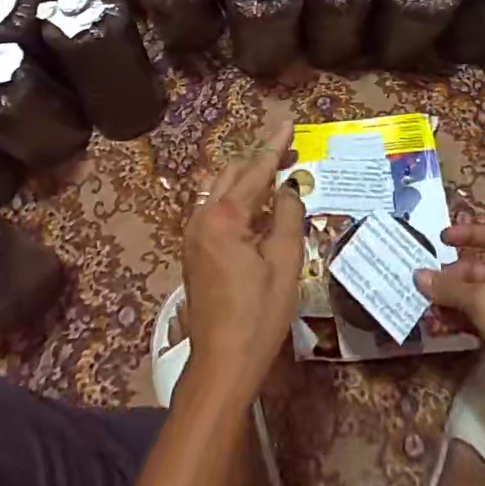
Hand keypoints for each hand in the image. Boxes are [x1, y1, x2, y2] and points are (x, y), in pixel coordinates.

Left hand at [181, 121, 303, 389]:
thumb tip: (287, 188)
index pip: (255, 171)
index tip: (288, 123)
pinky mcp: (194, 251)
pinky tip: (259, 208)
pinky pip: (216, 210)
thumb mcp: (286, 260)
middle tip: (290, 152)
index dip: (274, 146)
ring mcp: (194, 235)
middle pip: (231, 173)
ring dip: (248, 179)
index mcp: (225, 217)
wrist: (222, 362)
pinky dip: (238, 199)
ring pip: (220, 190)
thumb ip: (287, 214)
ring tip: (278, 175)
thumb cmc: (260, 312)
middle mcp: (202, 218)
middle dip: (260, 159)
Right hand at [414, 224, 484, 392]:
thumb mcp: (481, 301)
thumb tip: (418, 275)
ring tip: (426, 307)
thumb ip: (449, 287)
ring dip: (451, 299)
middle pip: (479, 270)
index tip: (441, 238)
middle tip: (426, 283)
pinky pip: (477, 319)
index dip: (467, 233)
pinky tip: (439, 326)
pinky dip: (459, 319)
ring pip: (475, 296)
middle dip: (452, 275)